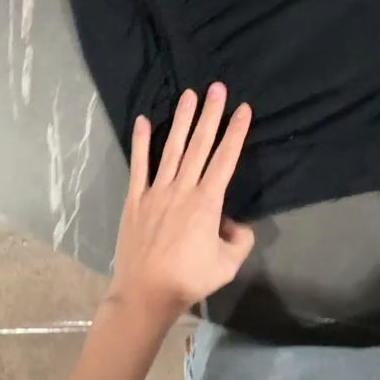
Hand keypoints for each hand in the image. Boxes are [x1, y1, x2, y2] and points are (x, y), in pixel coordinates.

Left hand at [107, 83, 255, 320]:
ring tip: (189, 95)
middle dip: (210, 115)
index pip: (225, 159)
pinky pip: (139, 166)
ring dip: (182, 120)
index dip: (236, 133)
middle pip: (200, 145)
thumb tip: (233, 223)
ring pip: (172, 149)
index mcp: (207, 202)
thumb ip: (239, 240)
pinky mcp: (136, 199)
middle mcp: (182, 189)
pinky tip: (143, 121)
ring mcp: (156, 191)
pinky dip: (141, 143)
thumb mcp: (228, 264)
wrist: (147, 291)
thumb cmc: (190, 279)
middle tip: (217, 88)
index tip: (243, 110)